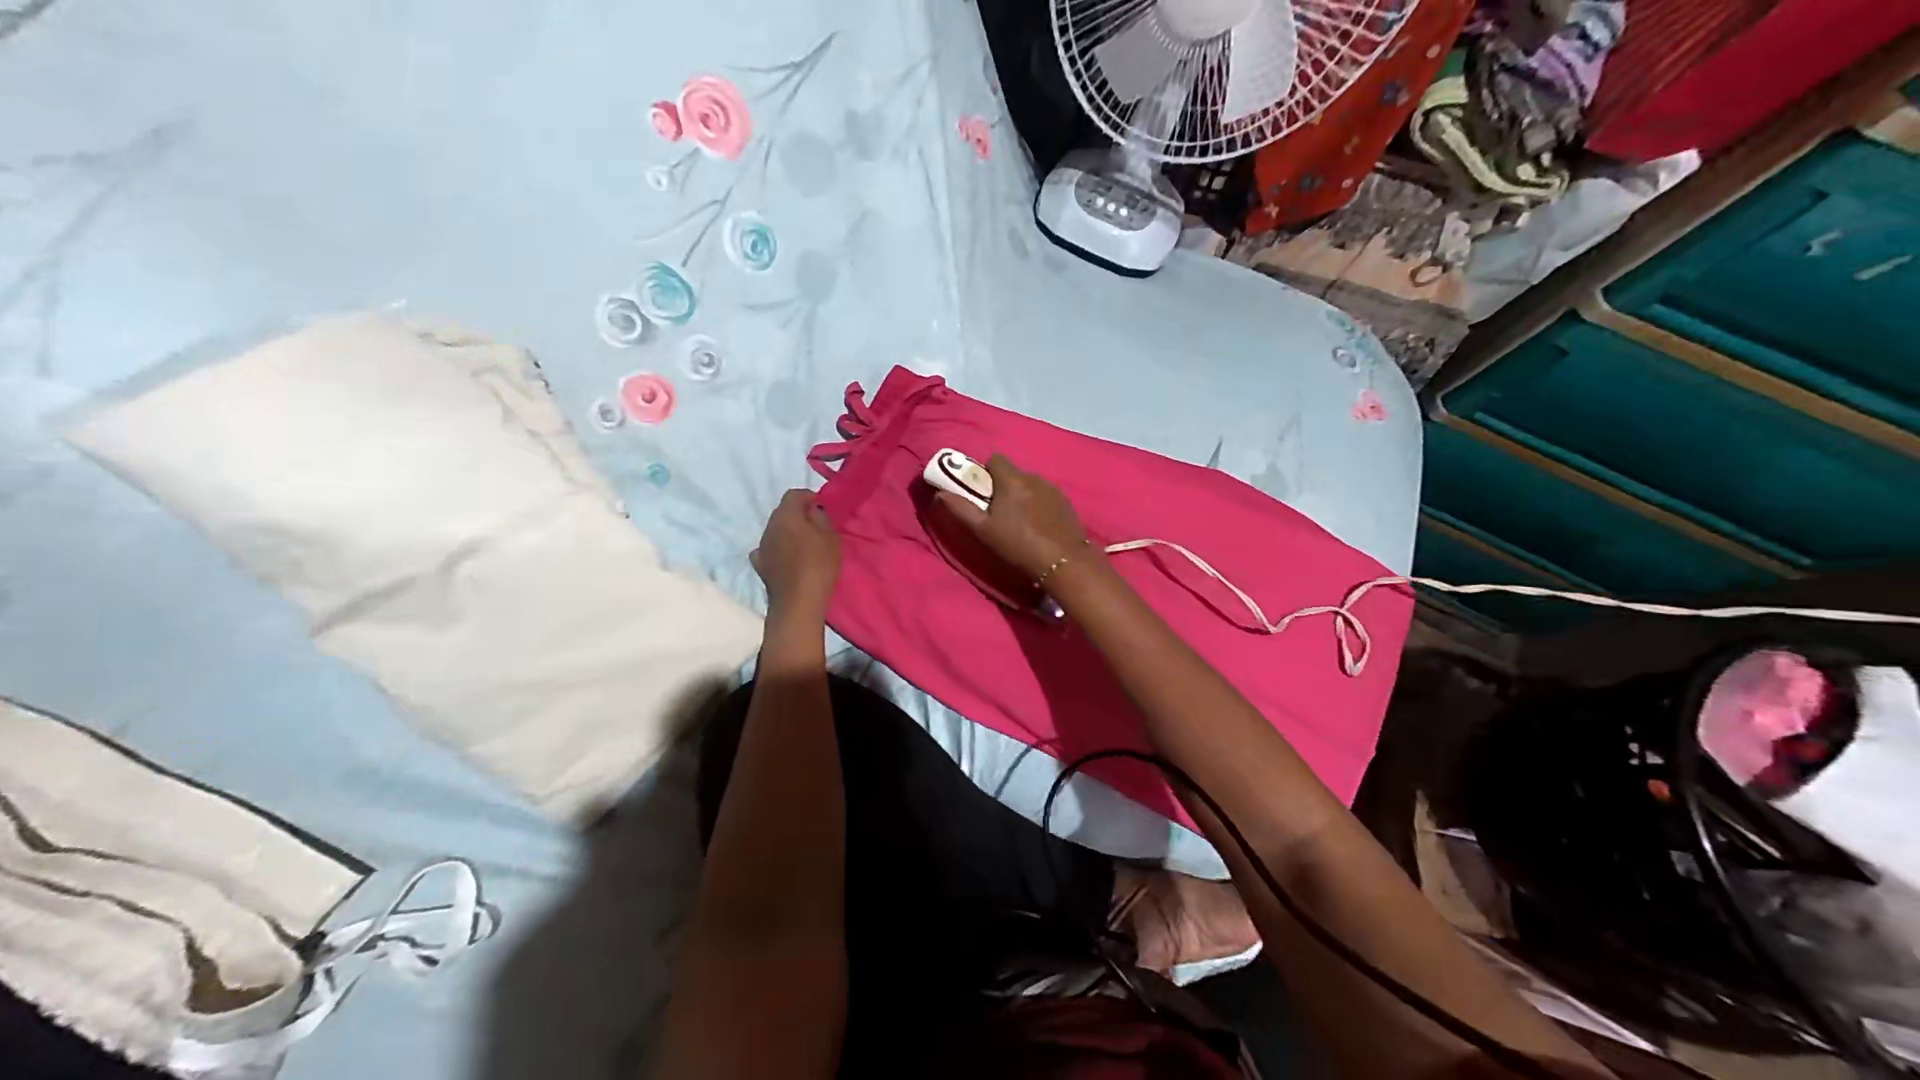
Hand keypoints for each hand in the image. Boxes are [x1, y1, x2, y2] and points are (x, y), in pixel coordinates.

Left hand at [752, 489, 840, 618]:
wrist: (798, 602)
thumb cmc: (818, 565)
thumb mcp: (830, 537)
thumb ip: (820, 517)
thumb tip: (812, 510)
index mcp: (786, 515)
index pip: (794, 494)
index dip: (809, 497)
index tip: (822, 508)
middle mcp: (770, 526)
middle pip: (783, 512)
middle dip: (798, 515)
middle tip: (817, 527)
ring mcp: (762, 546)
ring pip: (776, 531)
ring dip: (788, 533)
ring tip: (805, 545)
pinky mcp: (760, 565)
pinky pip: (769, 549)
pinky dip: (778, 549)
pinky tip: (787, 558)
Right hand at [935, 454, 1090, 580]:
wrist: (1063, 562)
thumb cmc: (1018, 545)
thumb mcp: (983, 531)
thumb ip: (961, 509)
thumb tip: (940, 494)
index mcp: (1011, 479)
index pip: (994, 459)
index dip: (985, 473)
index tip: (981, 492)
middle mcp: (1033, 477)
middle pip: (1013, 473)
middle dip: (1003, 486)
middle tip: (997, 512)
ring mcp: (1053, 489)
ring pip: (1030, 484)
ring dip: (1022, 495)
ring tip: (1019, 521)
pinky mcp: (1066, 502)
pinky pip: (1045, 495)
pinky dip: (1039, 504)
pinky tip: (1038, 526)